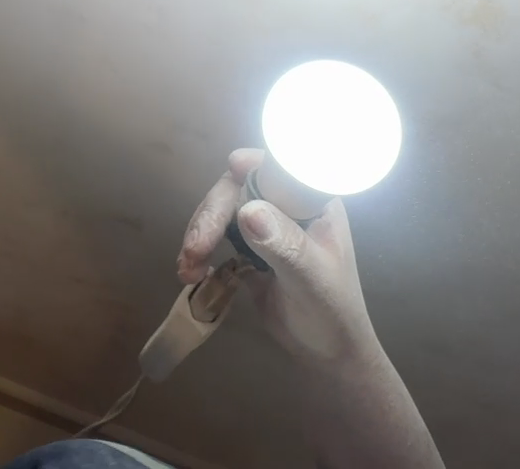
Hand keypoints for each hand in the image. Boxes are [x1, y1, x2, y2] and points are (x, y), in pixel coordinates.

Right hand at [178, 149, 381, 367]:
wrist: (328, 357)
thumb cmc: (333, 313)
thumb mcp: (311, 278)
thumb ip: (283, 245)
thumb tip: (247, 210)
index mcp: (311, 202)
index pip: (277, 167)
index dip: (252, 163)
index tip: (233, 167)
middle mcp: (286, 206)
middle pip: (238, 189)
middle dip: (212, 214)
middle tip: (195, 247)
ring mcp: (266, 225)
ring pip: (222, 211)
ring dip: (200, 233)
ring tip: (186, 269)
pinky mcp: (249, 247)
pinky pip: (217, 235)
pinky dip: (199, 249)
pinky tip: (189, 272)